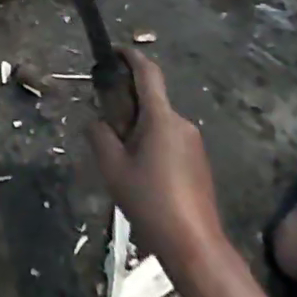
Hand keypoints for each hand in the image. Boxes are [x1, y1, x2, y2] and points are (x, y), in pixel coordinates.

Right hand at [85, 49, 224, 256]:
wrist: (194, 245)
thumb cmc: (150, 200)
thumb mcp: (112, 166)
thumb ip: (99, 135)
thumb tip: (97, 121)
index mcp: (161, 118)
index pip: (147, 73)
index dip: (130, 56)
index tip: (114, 51)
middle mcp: (181, 123)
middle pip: (151, 99)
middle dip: (127, 103)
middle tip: (104, 122)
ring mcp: (194, 144)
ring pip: (159, 122)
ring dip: (138, 126)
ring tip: (119, 156)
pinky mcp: (199, 163)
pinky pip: (169, 139)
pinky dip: (151, 142)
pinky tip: (140, 172)